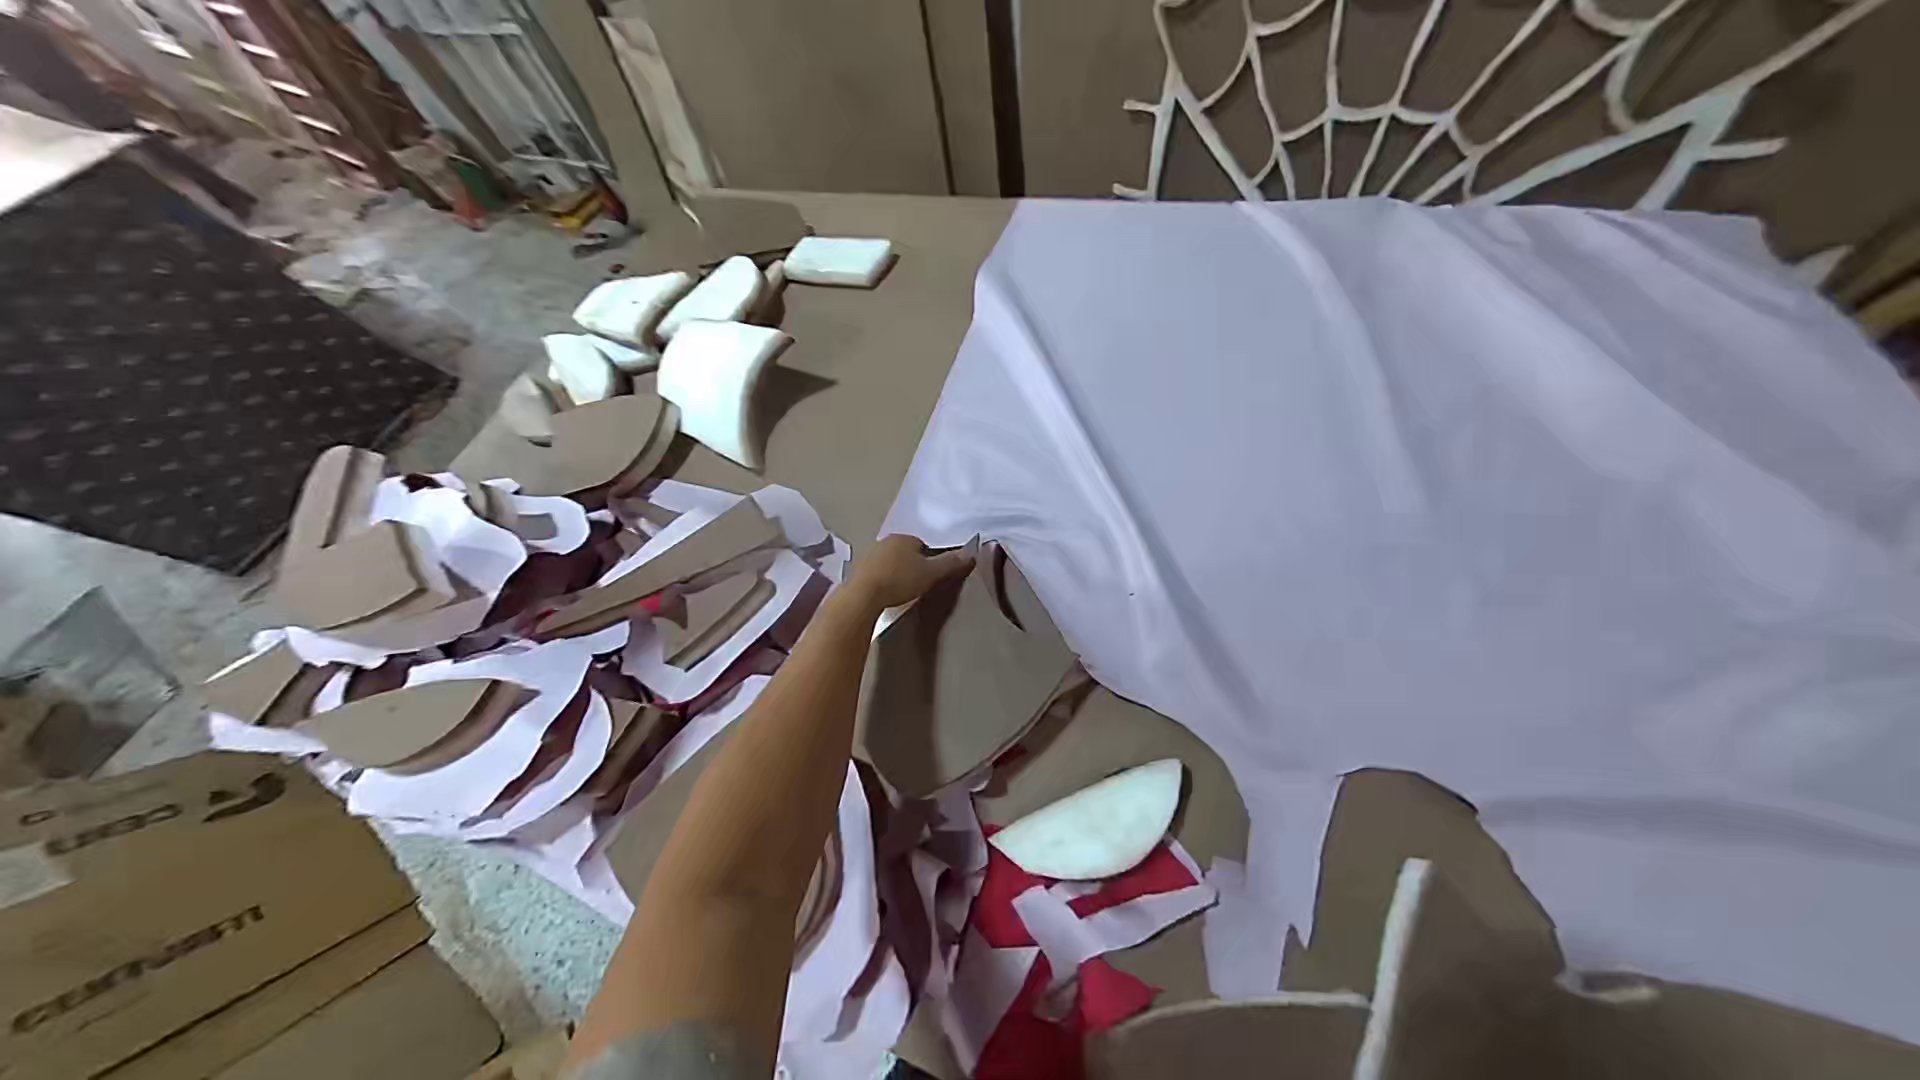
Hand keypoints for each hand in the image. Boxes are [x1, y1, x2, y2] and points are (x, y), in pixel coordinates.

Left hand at [845, 534, 976, 611]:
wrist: (863, 595)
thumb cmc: (900, 580)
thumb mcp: (932, 574)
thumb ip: (951, 563)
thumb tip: (971, 553)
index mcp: (905, 538)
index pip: (922, 545)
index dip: (929, 561)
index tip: (930, 576)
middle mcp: (885, 541)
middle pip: (905, 552)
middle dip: (911, 565)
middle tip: (916, 585)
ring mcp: (868, 554)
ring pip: (889, 562)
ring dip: (895, 572)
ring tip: (900, 591)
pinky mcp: (857, 570)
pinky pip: (875, 572)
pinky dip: (881, 580)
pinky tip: (884, 593)